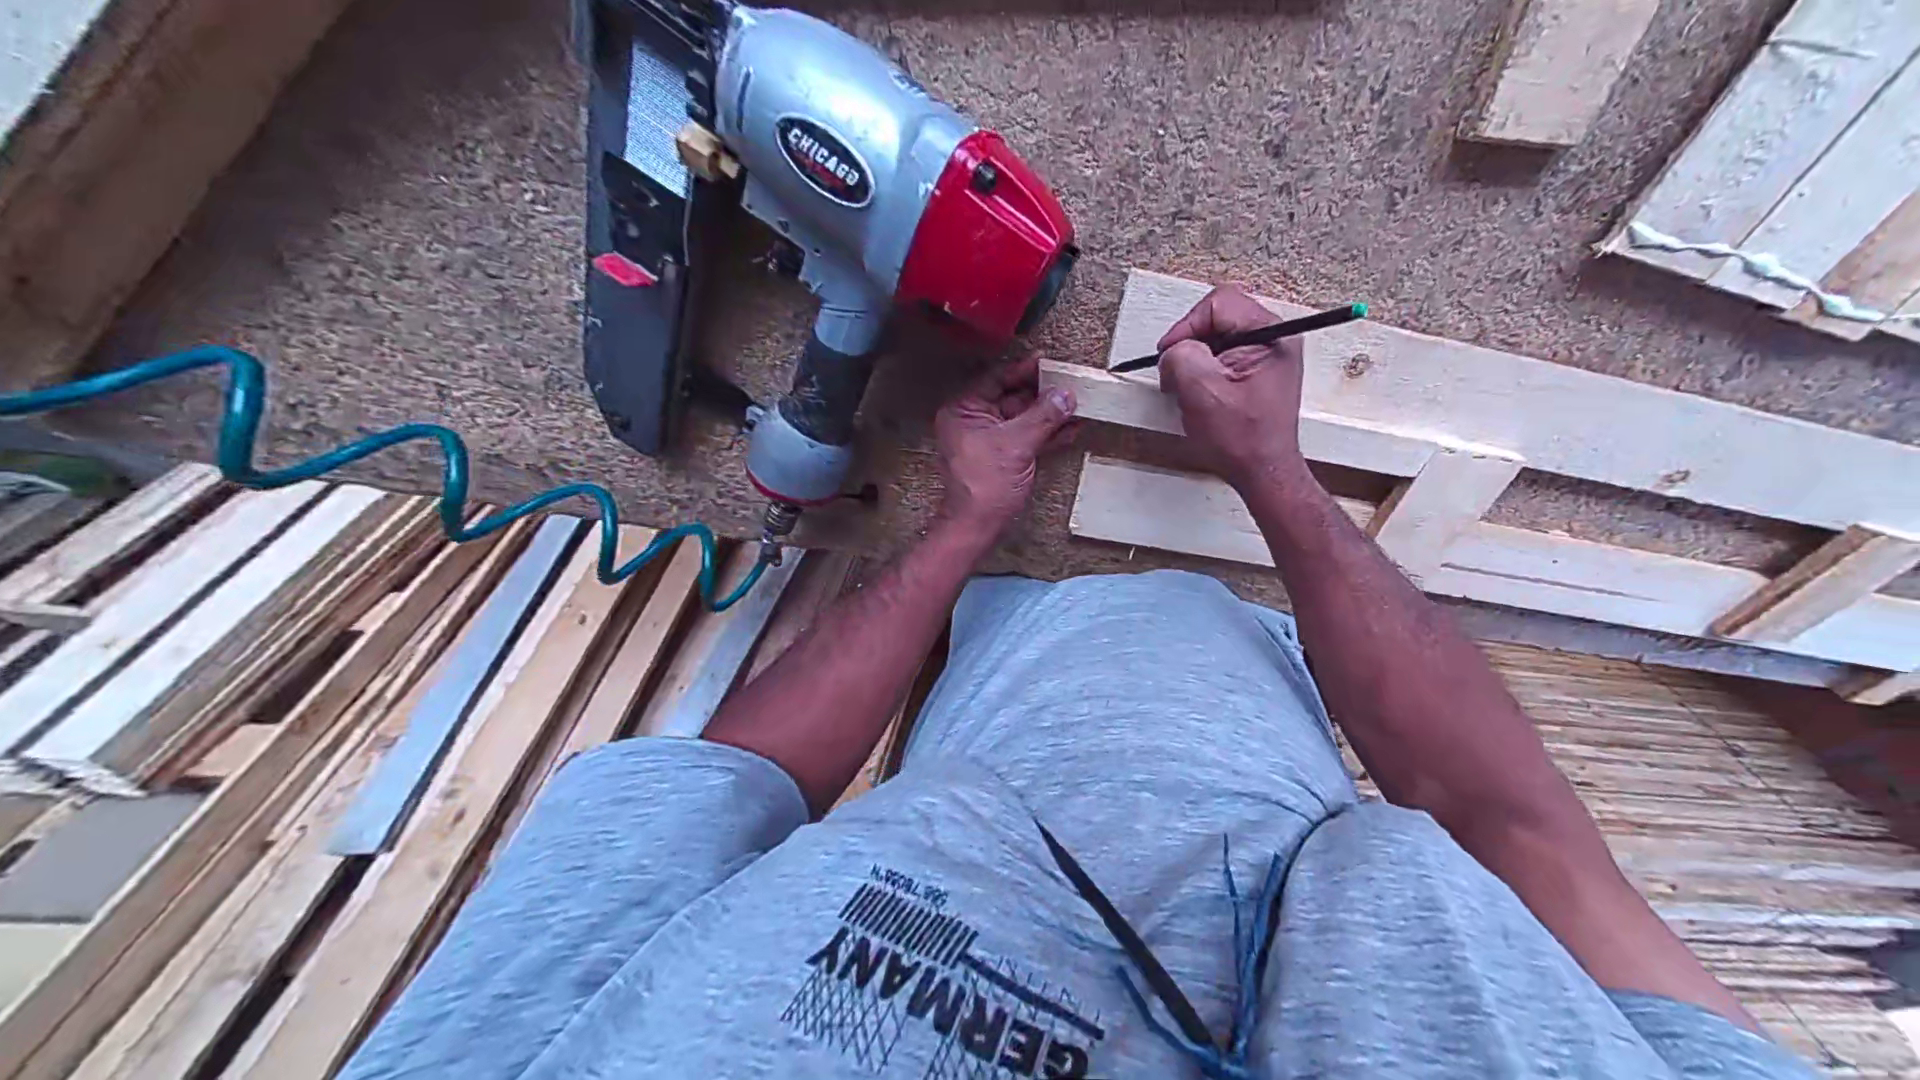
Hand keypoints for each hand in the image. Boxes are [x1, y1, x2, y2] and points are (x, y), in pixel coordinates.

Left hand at [933, 355, 1076, 539]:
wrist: (978, 526)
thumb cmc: (982, 487)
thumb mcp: (1016, 444)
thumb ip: (1042, 416)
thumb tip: (1063, 396)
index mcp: (964, 411)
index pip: (996, 380)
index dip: (1024, 371)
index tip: (1047, 363)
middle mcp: (974, 422)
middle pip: (1013, 398)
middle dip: (1043, 394)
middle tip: (1069, 384)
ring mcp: (989, 441)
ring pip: (1023, 419)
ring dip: (1050, 415)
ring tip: (1076, 405)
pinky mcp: (1003, 458)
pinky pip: (1027, 438)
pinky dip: (1047, 434)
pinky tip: (1070, 428)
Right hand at [1157, 285, 1308, 490]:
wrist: (1262, 471)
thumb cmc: (1243, 440)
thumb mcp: (1201, 392)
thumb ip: (1181, 356)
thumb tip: (1174, 349)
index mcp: (1270, 336)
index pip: (1218, 303)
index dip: (1186, 326)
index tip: (1170, 354)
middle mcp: (1275, 339)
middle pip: (1217, 317)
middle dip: (1190, 343)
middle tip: (1178, 372)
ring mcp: (1267, 356)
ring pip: (1216, 337)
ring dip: (1195, 360)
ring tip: (1190, 388)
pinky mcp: (1257, 372)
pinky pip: (1221, 356)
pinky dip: (1203, 372)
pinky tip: (1200, 394)